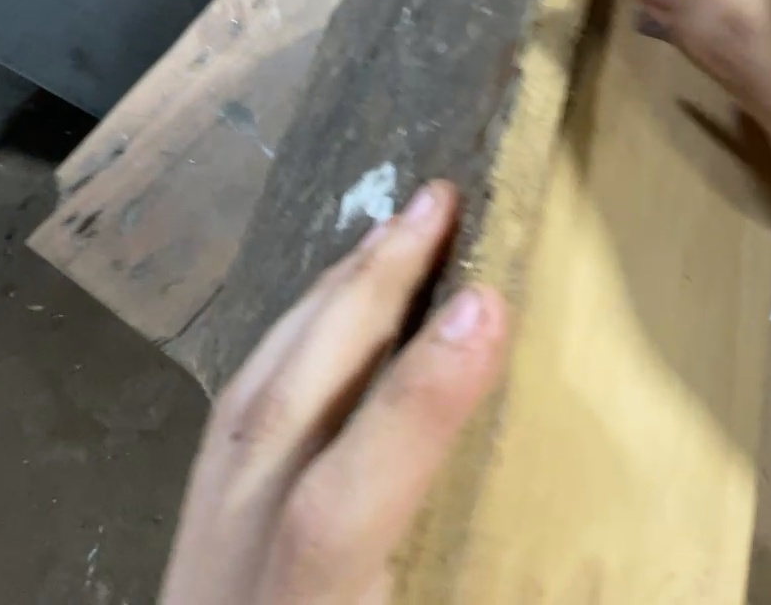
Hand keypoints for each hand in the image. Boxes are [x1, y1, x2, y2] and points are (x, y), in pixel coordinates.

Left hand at [158, 182, 508, 604]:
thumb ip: (480, 580)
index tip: (488, 305)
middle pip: (280, 413)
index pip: (336, 513)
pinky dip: (294, 337)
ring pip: (250, 394)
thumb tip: (574, 553)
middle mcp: (223, 581)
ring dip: (330, 296)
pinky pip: (240, 408)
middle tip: (438, 204)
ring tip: (394, 231)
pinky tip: (333, 308)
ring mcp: (195, 549)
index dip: (416, 404)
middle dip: (365, 293)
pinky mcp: (195, 532)